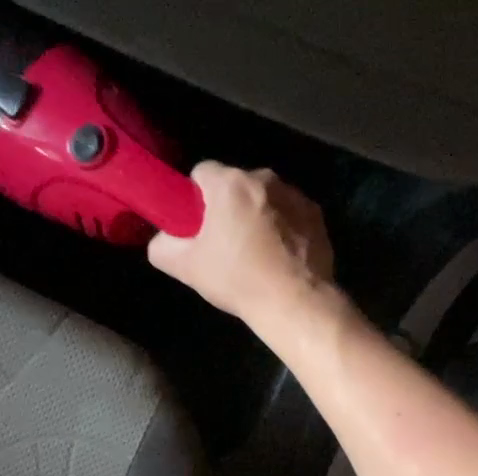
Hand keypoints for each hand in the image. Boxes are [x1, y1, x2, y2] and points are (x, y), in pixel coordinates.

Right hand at [148, 162, 335, 323]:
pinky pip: (289, 212)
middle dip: (226, 207)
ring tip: (253, 254)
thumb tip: (162, 240)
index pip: (201, 172)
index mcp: (230, 184)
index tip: (195, 224)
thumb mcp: (185, 268)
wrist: (294, 301)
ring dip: (255, 216)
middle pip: (234, 185)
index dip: (193, 197)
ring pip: (263, 198)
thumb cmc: (236, 279)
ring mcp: (294, 194)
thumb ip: (162, 247)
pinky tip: (278, 257)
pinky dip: (281, 227)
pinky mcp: (316, 213)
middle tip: (222, 244)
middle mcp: (264, 178)